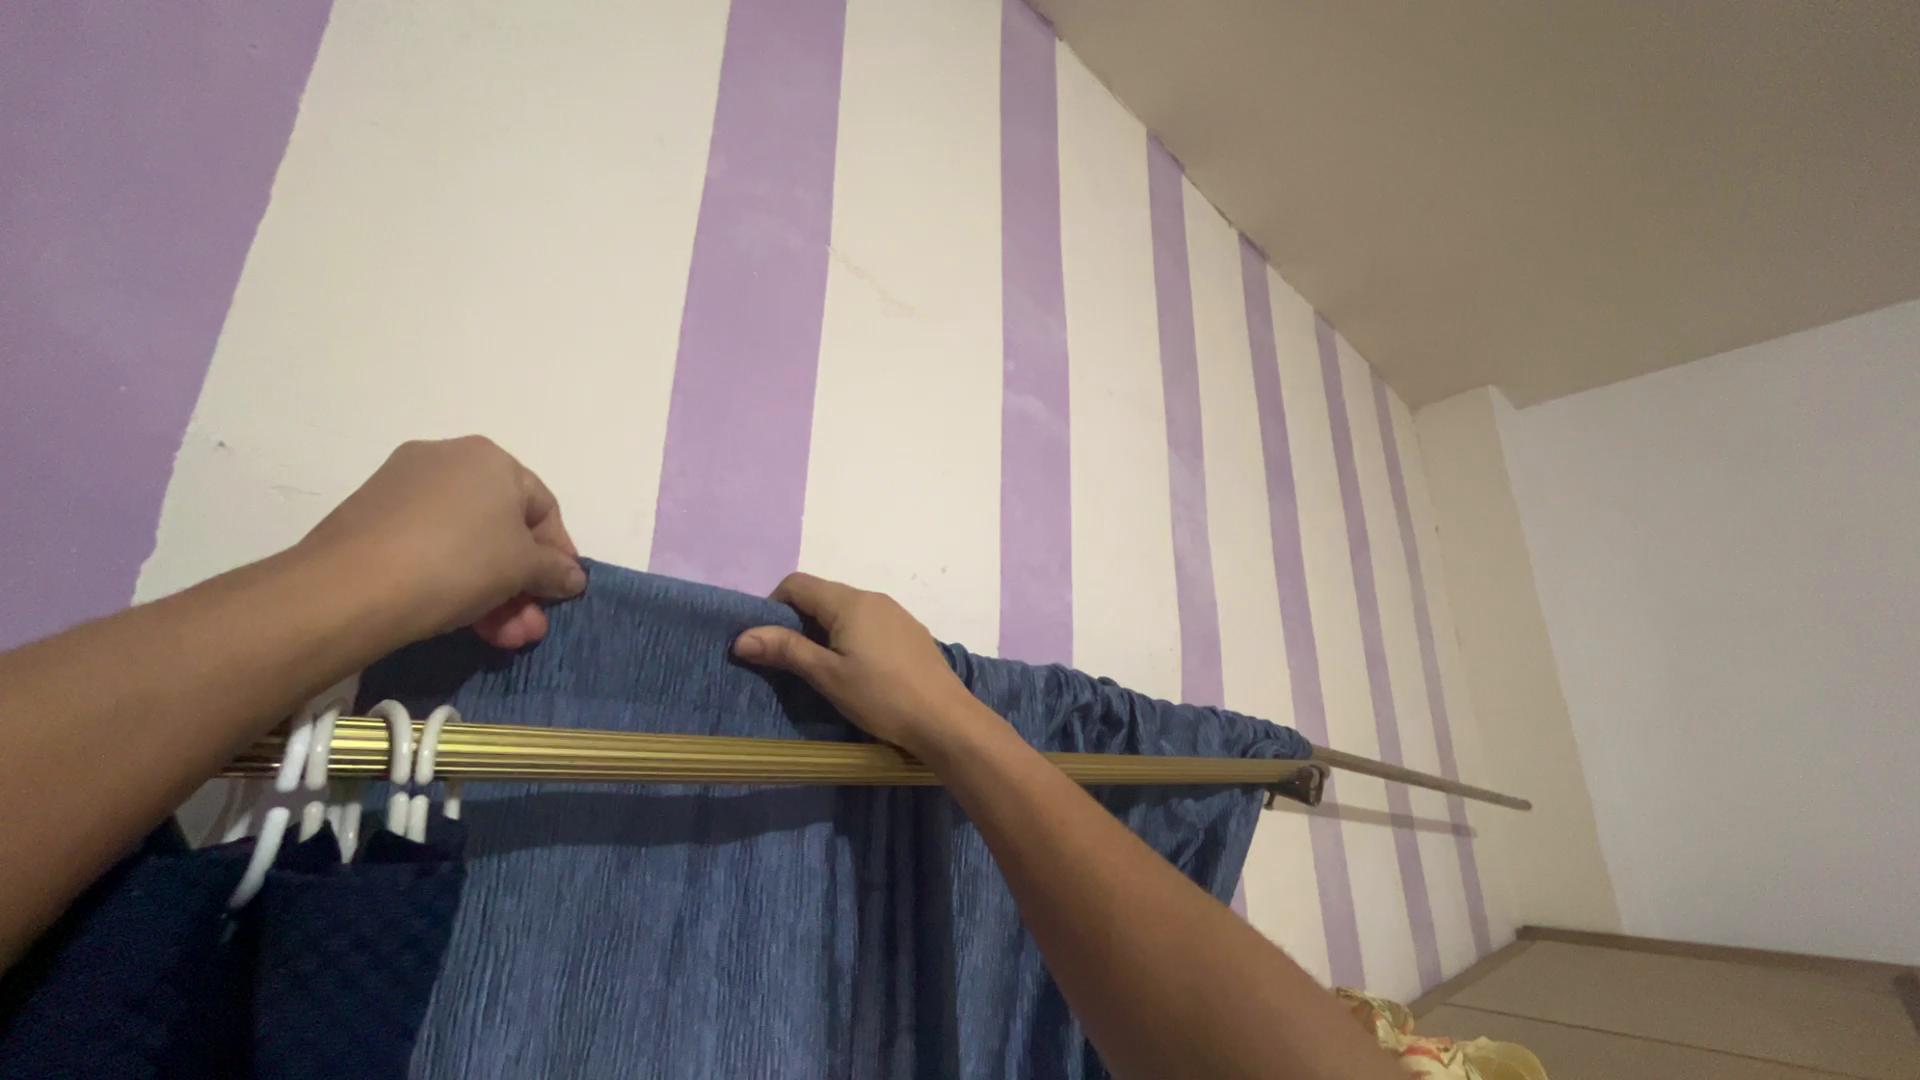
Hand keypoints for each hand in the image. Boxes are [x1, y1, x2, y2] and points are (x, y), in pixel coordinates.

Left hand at [299, 437, 585, 648]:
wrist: (349, 589)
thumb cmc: (459, 561)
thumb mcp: (525, 568)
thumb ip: (556, 570)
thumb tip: (572, 577)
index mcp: (490, 459)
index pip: (544, 508)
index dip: (559, 554)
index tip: (562, 591)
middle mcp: (447, 461)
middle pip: (504, 529)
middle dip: (522, 583)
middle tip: (529, 626)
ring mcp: (403, 487)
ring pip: (468, 543)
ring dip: (494, 591)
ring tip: (502, 636)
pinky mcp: (371, 517)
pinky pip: (431, 546)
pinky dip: (454, 580)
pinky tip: (464, 619)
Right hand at [732, 573, 995, 756]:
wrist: (945, 718)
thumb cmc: (881, 697)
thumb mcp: (827, 676)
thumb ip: (786, 651)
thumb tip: (741, 637)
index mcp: (850, 602)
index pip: (797, 584)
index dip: (773, 606)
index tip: (767, 641)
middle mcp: (874, 597)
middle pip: (823, 595)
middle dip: (798, 620)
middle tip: (790, 660)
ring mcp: (896, 613)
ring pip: (847, 609)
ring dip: (825, 629)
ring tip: (822, 668)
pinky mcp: (910, 632)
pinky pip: (869, 622)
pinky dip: (851, 636)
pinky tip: (857, 669)